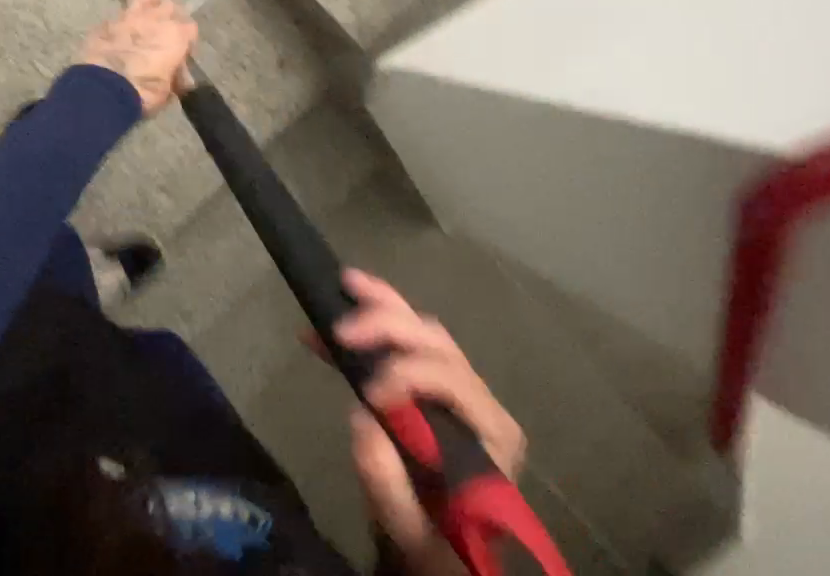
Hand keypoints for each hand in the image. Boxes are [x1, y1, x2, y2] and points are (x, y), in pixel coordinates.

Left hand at [75, 0, 197, 116]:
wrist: (105, 87)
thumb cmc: (143, 92)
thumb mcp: (166, 91)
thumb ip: (174, 78)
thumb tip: (178, 79)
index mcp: (176, 36)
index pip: (190, 29)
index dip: (187, 38)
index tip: (183, 48)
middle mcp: (156, 21)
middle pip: (168, 8)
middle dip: (170, 14)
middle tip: (168, 20)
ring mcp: (129, 18)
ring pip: (143, 0)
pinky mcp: (107, 24)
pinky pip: (119, 15)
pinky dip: (123, 16)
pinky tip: (121, 17)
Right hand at [308, 271, 525, 575]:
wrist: (443, 546)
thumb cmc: (433, 539)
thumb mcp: (409, 528)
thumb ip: (386, 481)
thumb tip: (358, 416)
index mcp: (491, 434)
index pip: (452, 381)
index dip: (407, 375)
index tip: (365, 393)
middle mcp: (481, 401)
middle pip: (437, 344)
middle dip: (389, 326)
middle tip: (339, 328)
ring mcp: (459, 387)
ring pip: (424, 330)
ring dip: (383, 306)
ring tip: (343, 284)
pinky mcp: (434, 382)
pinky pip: (409, 338)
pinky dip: (376, 316)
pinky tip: (344, 300)